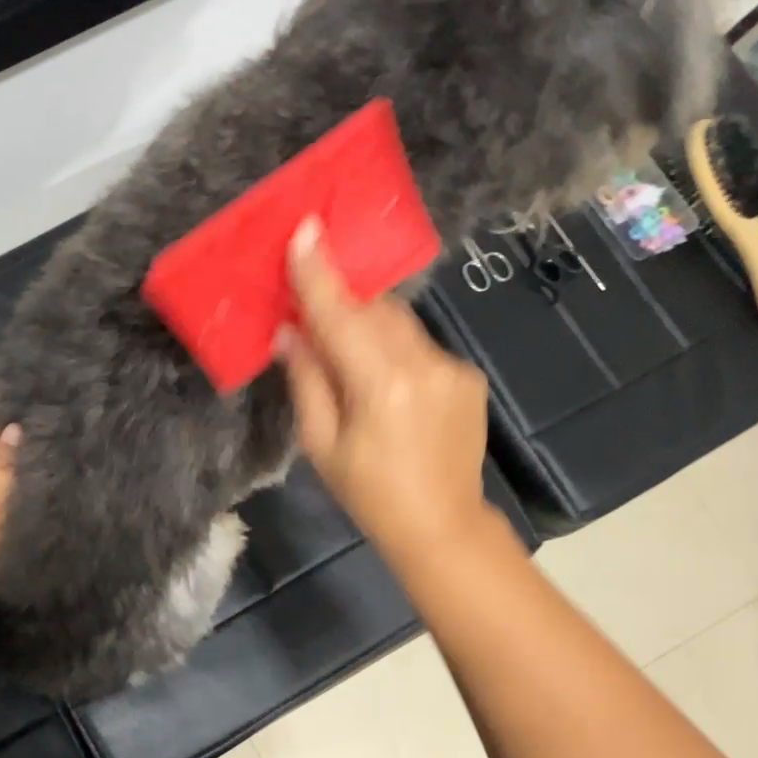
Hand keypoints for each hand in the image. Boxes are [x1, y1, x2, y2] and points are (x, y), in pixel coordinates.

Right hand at [277, 217, 496, 559]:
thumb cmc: (369, 493)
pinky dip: (391, 351)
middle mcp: (425, 364)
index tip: (305, 232)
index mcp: (383, 386)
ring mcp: (453, 367)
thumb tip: (291, 333)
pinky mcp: (465, 376)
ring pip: (399, 326)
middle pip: (375, 312)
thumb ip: (308, 382)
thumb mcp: (322, 445)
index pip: (342, 317)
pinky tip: (381, 385)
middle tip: (309, 307)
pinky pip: (418, 347)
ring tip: (341, 351)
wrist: (441, 525)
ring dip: (366, 328)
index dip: (319, 275)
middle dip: (341, 304)